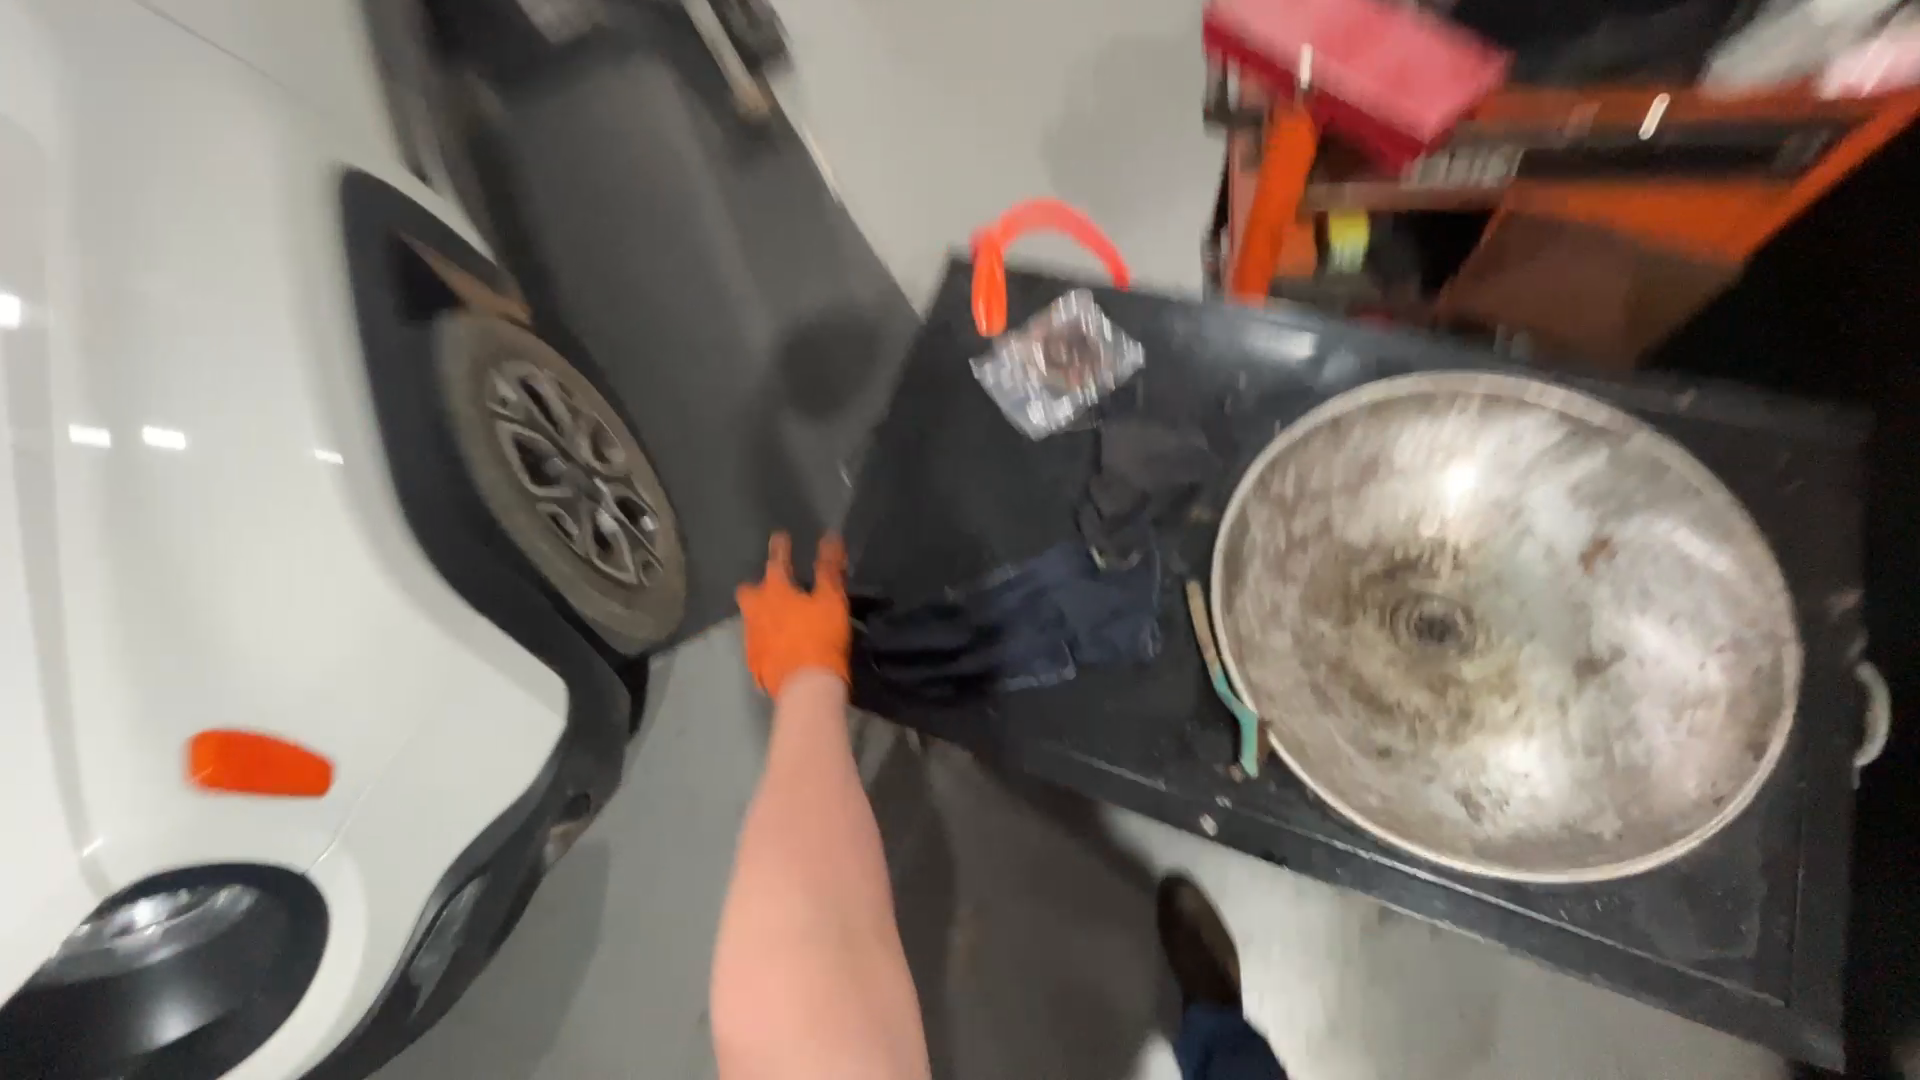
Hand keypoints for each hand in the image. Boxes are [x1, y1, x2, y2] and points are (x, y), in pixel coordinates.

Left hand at [736, 532, 850, 697]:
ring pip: (751, 619)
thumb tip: (830, 537)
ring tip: (780, 619)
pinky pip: (758, 646)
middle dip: (757, 587)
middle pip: (748, 592)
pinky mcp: (754, 664)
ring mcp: (751, 639)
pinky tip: (779, 647)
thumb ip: (829, 569)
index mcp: (774, 591)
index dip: (781, 547)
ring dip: (763, 615)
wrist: (806, 687)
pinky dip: (767, 642)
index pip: (776, 561)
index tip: (780, 536)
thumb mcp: (832, 600)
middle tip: (774, 588)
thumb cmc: (821, 637)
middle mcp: (755, 612)